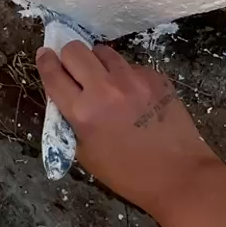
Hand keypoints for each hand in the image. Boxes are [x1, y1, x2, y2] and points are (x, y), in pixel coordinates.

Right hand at [34, 41, 225, 219]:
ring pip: (103, 51)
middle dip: (70, 58)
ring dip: (98, 63)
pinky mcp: (155, 77)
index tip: (45, 55)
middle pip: (74, 50)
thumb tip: (64, 96)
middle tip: (76, 71)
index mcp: (82, 112)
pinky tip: (134, 97)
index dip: (45, 61)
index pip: (53, 74)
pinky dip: (126, 76)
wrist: (180, 176)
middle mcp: (105, 89)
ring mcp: (133, 79)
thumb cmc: (128, 174)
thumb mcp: (85, 153)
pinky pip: (130, 65)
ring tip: (106, 82)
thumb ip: (70, 121)